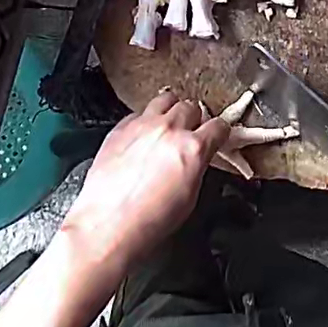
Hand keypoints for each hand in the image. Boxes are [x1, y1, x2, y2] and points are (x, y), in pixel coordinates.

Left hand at [62, 92, 229, 266]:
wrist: (107, 227)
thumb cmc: (147, 219)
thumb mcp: (191, 195)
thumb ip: (198, 165)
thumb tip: (198, 158)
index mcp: (193, 147)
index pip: (218, 126)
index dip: (220, 132)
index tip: (217, 135)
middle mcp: (169, 130)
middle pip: (191, 106)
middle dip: (195, 119)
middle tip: (191, 131)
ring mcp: (142, 127)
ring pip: (165, 99)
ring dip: (171, 110)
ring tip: (169, 122)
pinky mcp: (119, 130)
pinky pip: (137, 114)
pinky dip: (144, 120)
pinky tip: (143, 135)